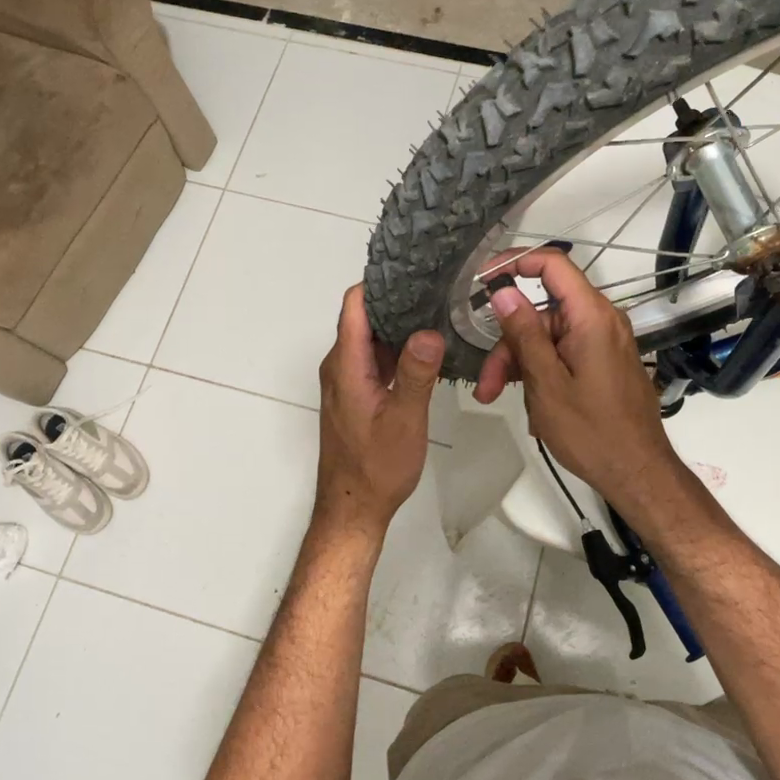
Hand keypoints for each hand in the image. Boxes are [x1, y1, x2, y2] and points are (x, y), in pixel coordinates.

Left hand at [315, 284, 444, 540]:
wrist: (353, 508)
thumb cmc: (377, 467)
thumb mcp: (404, 420)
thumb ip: (415, 375)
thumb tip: (428, 331)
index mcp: (346, 365)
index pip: (354, 305)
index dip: (381, 283)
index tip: (415, 271)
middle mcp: (340, 367)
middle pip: (363, 318)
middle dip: (397, 301)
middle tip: (439, 289)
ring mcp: (346, 382)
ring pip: (371, 340)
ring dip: (399, 327)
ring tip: (439, 312)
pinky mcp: (355, 396)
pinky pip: (374, 361)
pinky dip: (397, 351)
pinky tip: (427, 351)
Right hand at [474, 251, 683, 514]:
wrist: (637, 473)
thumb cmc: (592, 431)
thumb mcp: (546, 383)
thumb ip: (523, 334)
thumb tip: (503, 292)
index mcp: (592, 316)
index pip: (552, 265)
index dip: (515, 262)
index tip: (482, 277)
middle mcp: (601, 321)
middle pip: (542, 313)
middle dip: (508, 343)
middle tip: (486, 384)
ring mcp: (603, 342)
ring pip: (548, 337)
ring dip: (520, 364)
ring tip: (498, 397)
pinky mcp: (603, 363)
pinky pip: (563, 353)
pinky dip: (541, 372)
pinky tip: (531, 405)